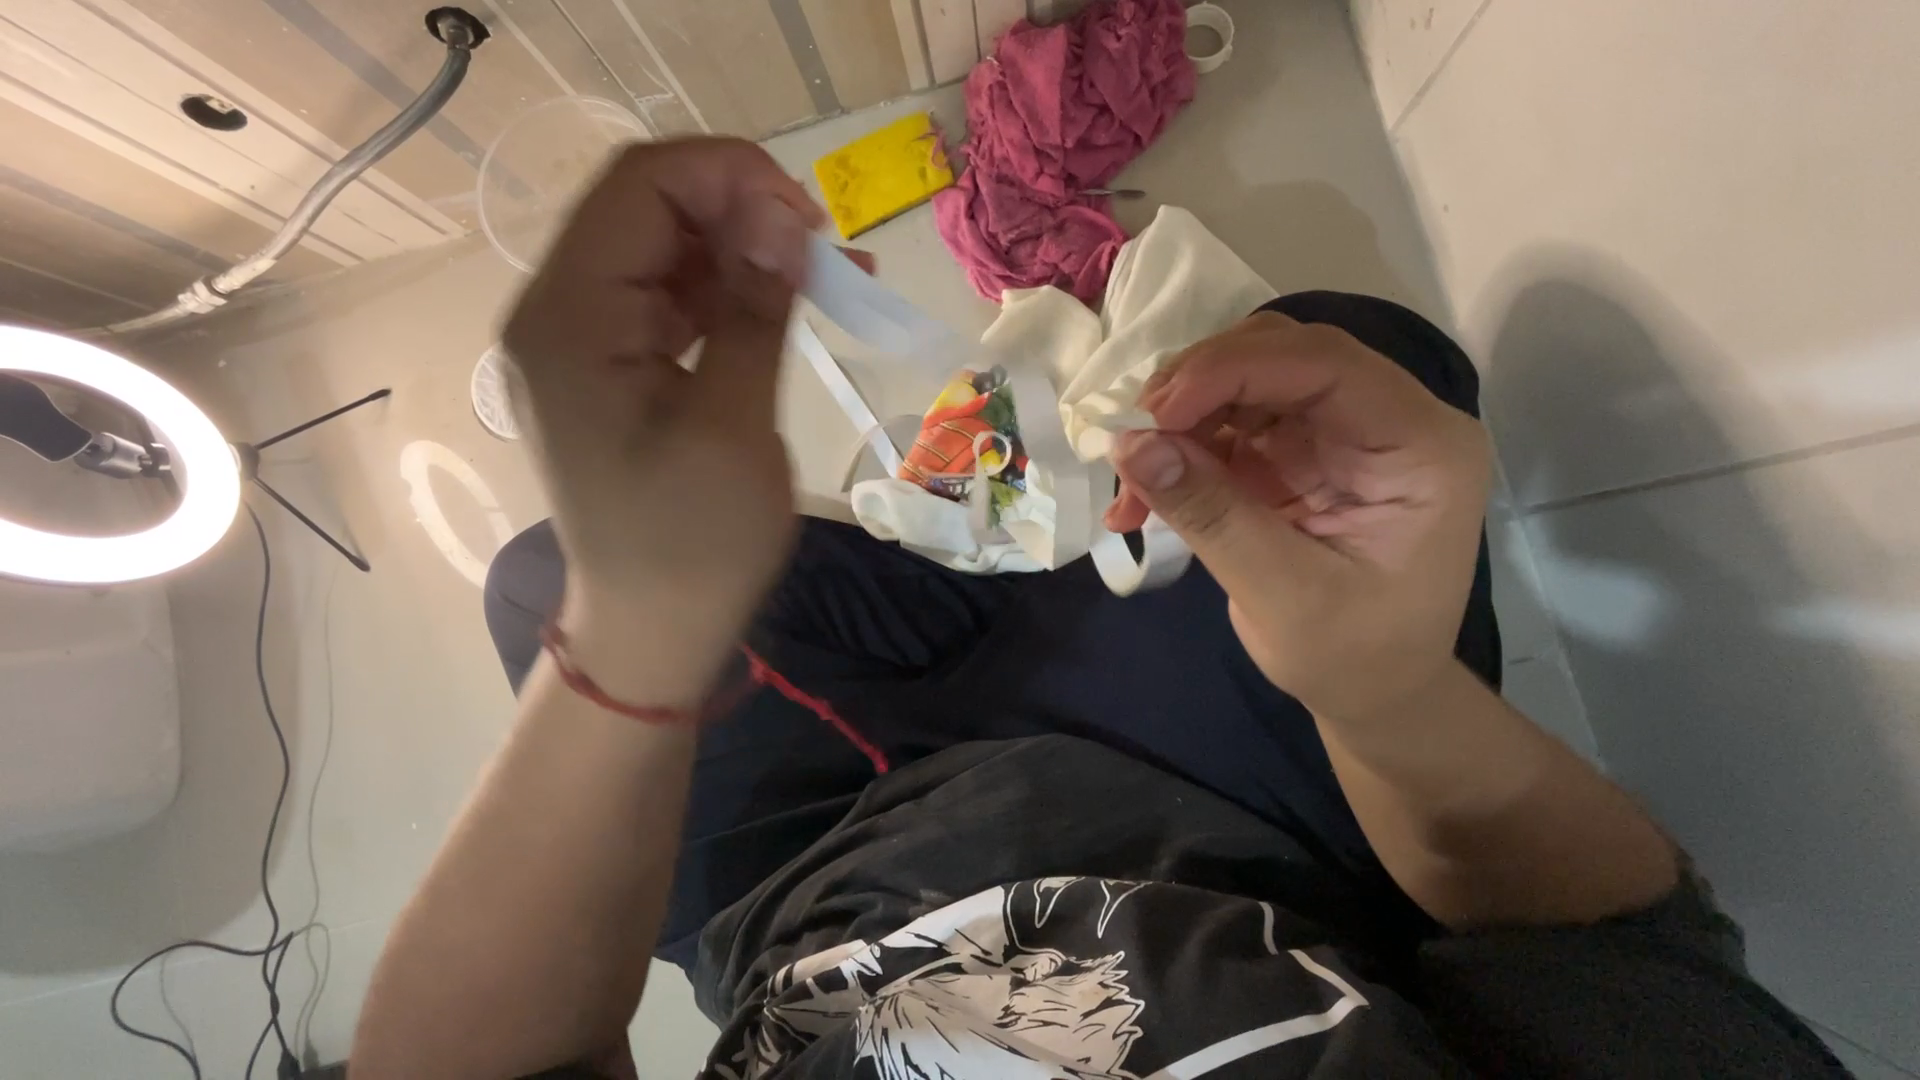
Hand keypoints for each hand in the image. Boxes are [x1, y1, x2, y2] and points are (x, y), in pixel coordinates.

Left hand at [501, 138, 823, 682]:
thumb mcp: (733, 425)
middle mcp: (559, 314)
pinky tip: (785, 309)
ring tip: (826, 278)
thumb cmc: (693, 543)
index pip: (639, 187)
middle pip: (648, 212)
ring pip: (666, 253)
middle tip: (824, 253)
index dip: (729, 175)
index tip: (810, 219)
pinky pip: (671, 303)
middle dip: (741, 212)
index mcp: (568, 319)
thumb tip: (783, 219)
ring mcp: (584, 342)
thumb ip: (753, 311)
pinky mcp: (615, 370)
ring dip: (744, 253)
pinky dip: (729, 296)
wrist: (653, 630)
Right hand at [1106, 312, 1490, 722]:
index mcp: (1418, 445)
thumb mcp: (1283, 594)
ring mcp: (1335, 433)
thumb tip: (1128, 445)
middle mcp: (1382, 420)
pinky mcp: (1294, 454)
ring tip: (1131, 486)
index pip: (1325, 364)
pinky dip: (1176, 454)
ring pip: (1244, 382)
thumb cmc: (1354, 656)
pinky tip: (1137, 501)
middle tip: (1133, 436)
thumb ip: (1211, 514)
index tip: (1154, 413)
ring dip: (1177, 423)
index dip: (1232, 370)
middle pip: (1280, 356)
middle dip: (1197, 387)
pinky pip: (1224, 425)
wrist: (1373, 691)